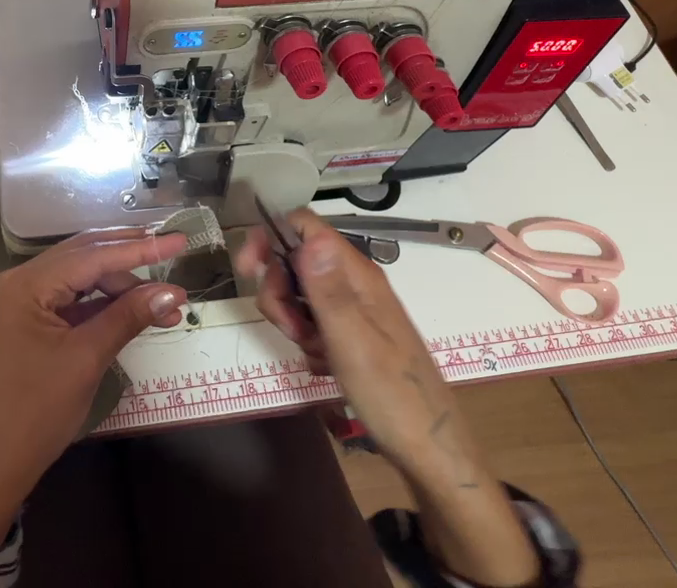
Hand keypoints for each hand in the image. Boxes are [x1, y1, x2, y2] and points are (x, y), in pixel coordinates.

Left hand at [0, 227, 188, 554]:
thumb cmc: (36, 410)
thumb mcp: (86, 359)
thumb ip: (128, 317)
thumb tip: (172, 291)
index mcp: (27, 283)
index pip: (92, 254)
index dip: (139, 248)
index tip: (179, 240)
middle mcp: (22, 282)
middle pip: (85, 257)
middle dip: (131, 259)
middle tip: (174, 256)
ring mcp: (24, 301)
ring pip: (82, 278)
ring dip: (123, 287)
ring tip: (166, 304)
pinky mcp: (31, 321)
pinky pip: (74, 300)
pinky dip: (105, 304)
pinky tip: (137, 312)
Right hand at [234, 210, 537, 586]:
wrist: (429, 450)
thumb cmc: (392, 396)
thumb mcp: (353, 343)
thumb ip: (328, 289)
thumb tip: (309, 237)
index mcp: (357, 275)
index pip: (305, 226)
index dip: (269, 237)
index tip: (247, 270)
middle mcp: (355, 282)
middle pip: (295, 260)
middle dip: (279, 291)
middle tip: (292, 330)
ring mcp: (355, 308)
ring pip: (301, 293)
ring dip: (293, 320)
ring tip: (313, 352)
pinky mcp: (352, 333)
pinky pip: (313, 322)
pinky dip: (308, 341)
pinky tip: (322, 366)